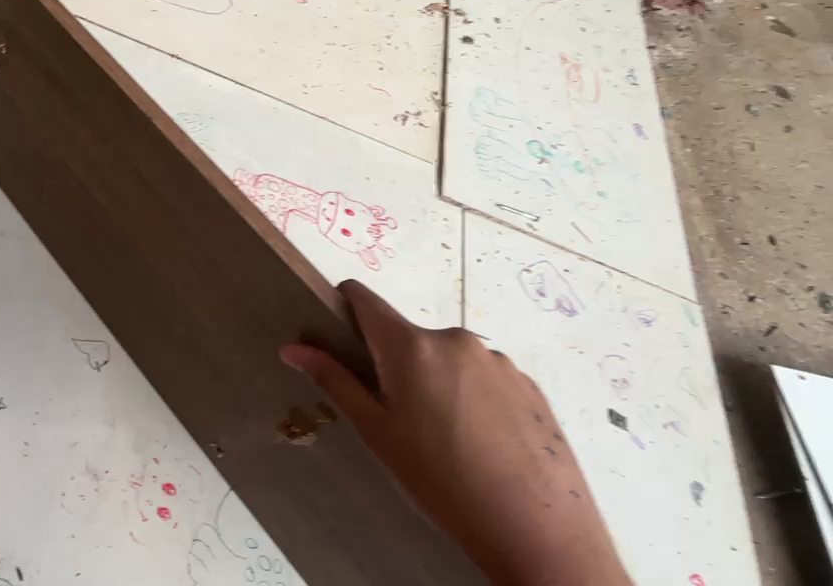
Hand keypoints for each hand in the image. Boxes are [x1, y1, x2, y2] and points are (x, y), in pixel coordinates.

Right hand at [280, 280, 630, 585]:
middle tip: (401, 419)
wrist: (541, 535)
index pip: (362, 298)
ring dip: (437, 381)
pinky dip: (474, 398)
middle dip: (396, 364)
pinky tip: (485, 446)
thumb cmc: (441, 482)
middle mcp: (454, 339)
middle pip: (407, 336)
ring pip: (447, 359)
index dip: (344, 309)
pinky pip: (485, 377)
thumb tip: (292, 348)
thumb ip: (334, 381)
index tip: (342, 341)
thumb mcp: (377, 433)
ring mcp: (498, 361)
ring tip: (449, 440)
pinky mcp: (531, 386)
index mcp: (410, 345)